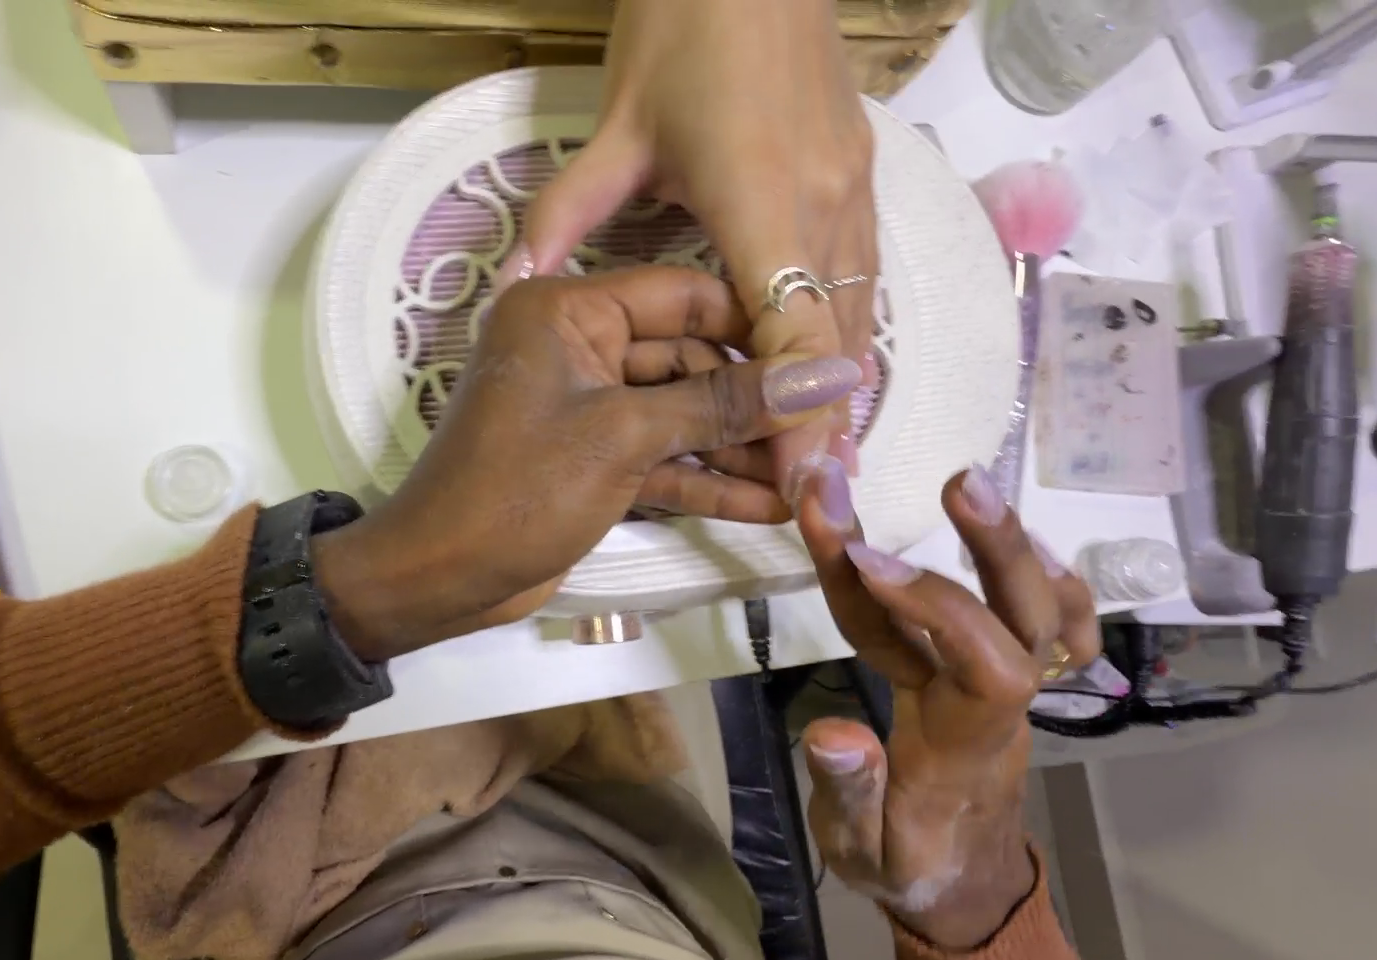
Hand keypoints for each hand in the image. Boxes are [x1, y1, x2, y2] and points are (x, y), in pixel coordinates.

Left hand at [315, 266, 860, 660]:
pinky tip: (769, 506)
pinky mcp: (594, 460)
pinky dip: (706, 481)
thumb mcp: (623, 436)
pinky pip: (661, 459)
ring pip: (680, 416)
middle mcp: (579, 347)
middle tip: (828, 436)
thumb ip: (723, 404)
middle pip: (689, 361)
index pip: (686, 297)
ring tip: (812, 479)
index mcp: (568, 308)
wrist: (442, 577)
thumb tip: (825, 378)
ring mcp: (587, 408)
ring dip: (740, 450)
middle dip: (756, 404)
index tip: (828, 359)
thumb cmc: (519, 489)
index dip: (759, 330)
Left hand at [521, 0, 877, 484]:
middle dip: (826, 419)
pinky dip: (843, 336)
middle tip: (821, 497)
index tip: (801, 476)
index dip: (795, 407)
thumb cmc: (685, 29)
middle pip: (831, 334)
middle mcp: (820, 201)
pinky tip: (831, 380)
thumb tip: (519, 272)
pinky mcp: (855, 178)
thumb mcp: (614, 132)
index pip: (787, 324)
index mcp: (756, 197)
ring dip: (839, 387)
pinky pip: (858, 278)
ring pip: (854, 310)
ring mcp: (848, 188)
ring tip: (829, 459)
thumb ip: (567, 212)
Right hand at [795, 460, 1100, 948]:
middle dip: (994, 551)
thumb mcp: (857, 851)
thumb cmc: (904, 865)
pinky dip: (1046, 580)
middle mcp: (1002, 714)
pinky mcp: (1005, 684)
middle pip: (1030, 626)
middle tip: (957, 482)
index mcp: (962, 751)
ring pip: (1044, 616)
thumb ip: (849, 795)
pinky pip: (1054, 630)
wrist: (963, 883)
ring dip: (1012, 547)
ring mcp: (1015, 696)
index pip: (982, 669)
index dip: (933, 606)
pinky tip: (1014, 540)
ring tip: (969, 485)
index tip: (860, 554)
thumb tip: (834, 731)